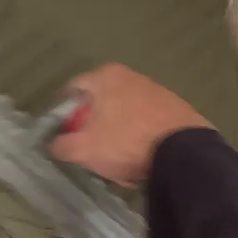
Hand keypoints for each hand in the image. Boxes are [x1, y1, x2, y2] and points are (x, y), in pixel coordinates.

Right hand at [49, 64, 214, 186]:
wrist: (184, 154)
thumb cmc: (126, 143)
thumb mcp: (83, 149)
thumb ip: (61, 145)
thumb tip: (54, 144)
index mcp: (105, 76)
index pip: (70, 92)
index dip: (61, 116)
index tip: (62, 136)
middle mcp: (130, 76)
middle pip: (97, 104)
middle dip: (90, 128)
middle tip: (88, 151)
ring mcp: (155, 90)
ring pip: (120, 116)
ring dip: (114, 137)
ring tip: (115, 161)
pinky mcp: (173, 108)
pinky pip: (142, 124)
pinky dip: (136, 140)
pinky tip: (138, 160)